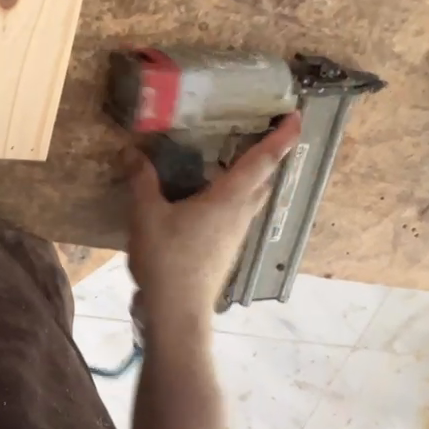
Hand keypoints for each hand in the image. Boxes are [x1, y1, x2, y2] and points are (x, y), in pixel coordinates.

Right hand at [127, 113, 302, 323]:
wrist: (176, 312)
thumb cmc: (167, 259)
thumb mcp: (146, 214)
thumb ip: (141, 180)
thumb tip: (131, 151)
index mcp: (229, 199)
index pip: (263, 161)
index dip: (281, 138)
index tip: (297, 117)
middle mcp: (239, 215)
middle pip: (263, 180)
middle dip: (267, 157)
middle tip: (259, 134)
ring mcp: (233, 235)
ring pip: (250, 199)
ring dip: (247, 178)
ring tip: (227, 161)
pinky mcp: (223, 250)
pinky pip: (234, 214)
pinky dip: (227, 197)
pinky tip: (203, 198)